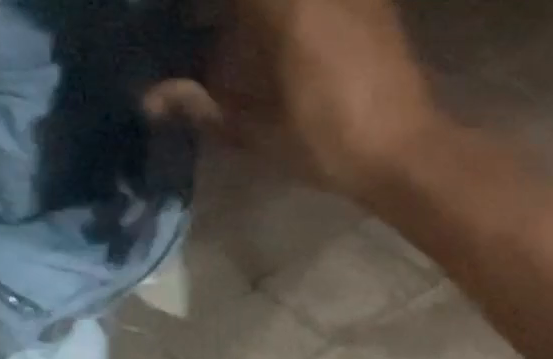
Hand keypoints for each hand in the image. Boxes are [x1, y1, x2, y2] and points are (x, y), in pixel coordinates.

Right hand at [146, 0, 452, 196]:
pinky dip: (295, 16)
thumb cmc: (324, 142)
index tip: (187, 23)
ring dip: (262, 15)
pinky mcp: (372, 1)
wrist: (401, 149)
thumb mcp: (255, 130)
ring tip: (245, 35)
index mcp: (286, 8)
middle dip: (235, 14)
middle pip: (259, 1)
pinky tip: (285, 38)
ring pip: (288, 2)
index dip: (205, 11)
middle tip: (208, 30)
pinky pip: (321, 3)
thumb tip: (151, 99)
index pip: (237, 1)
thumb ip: (200, 106)